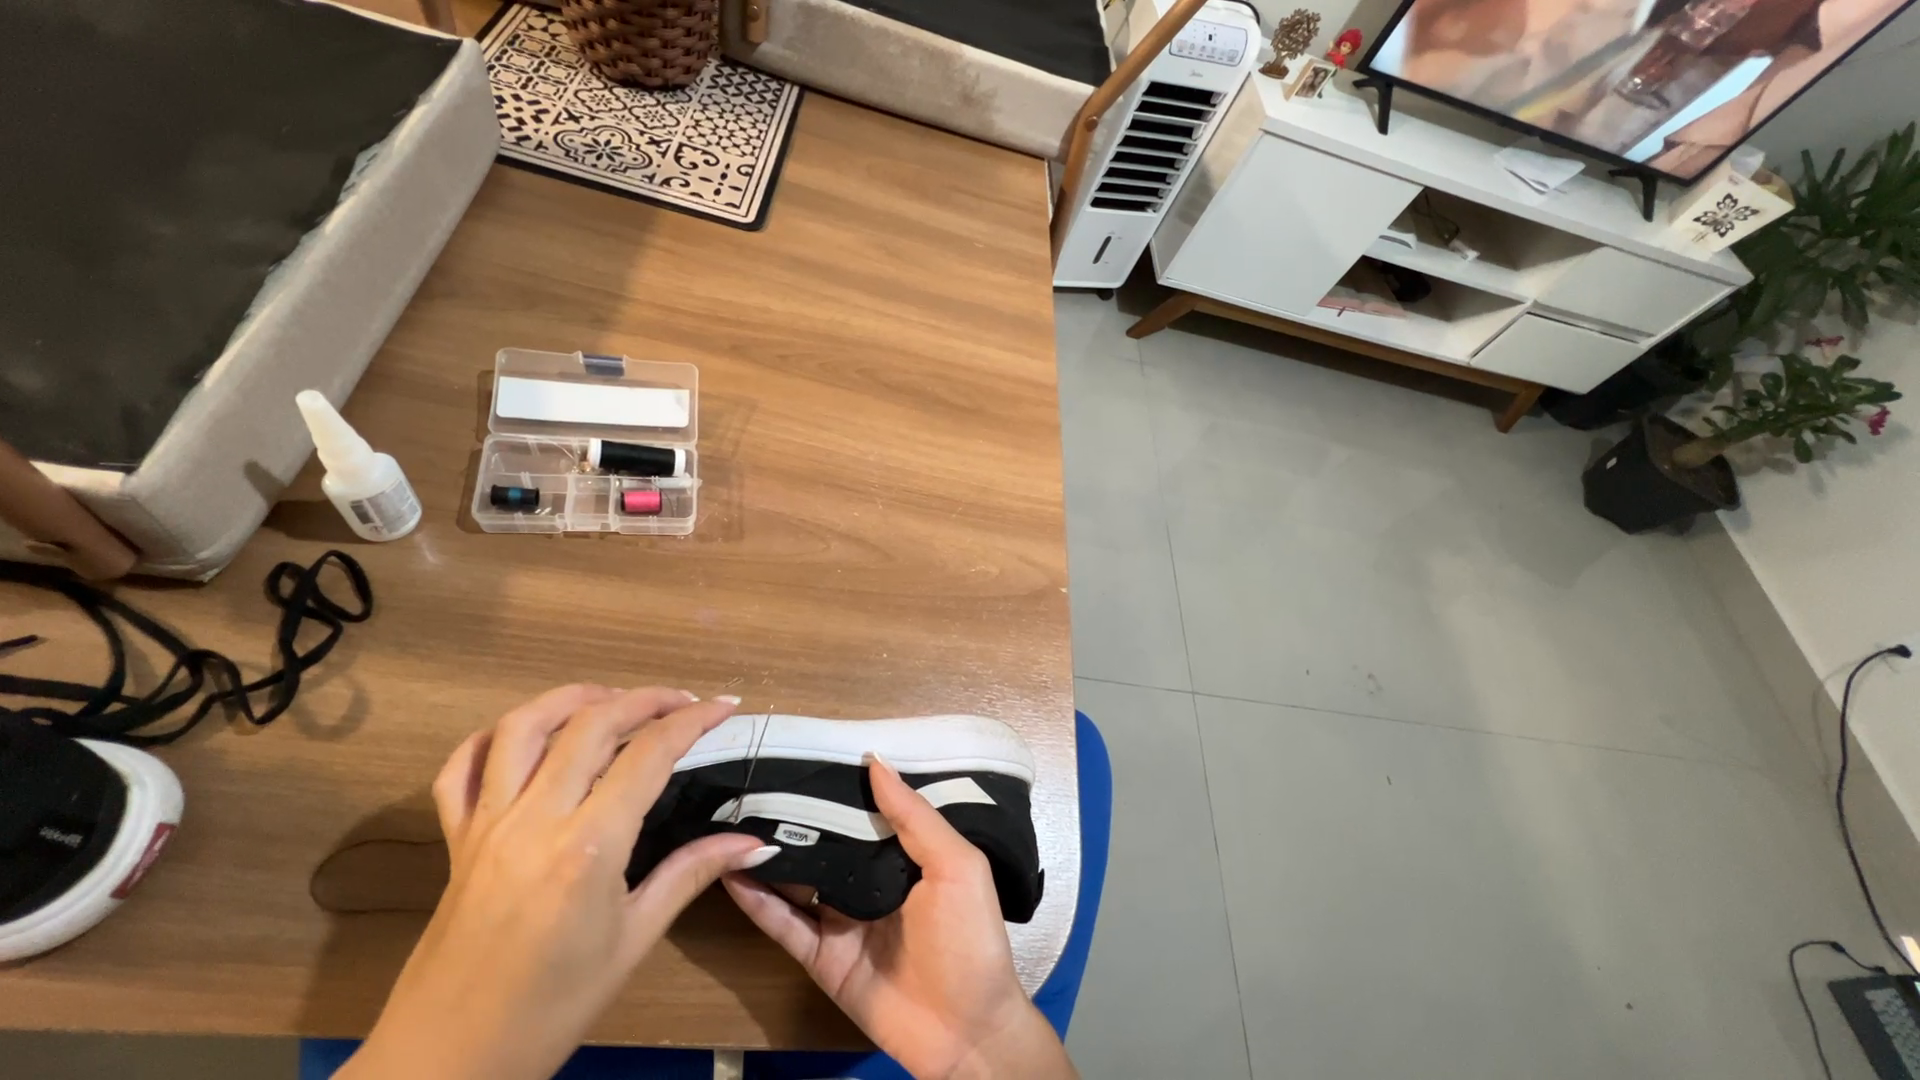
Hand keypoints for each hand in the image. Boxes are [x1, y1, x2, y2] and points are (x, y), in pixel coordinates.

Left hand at [340, 686, 777, 1079]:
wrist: (448, 1061)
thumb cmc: (554, 1007)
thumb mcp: (634, 940)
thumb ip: (691, 875)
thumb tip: (755, 843)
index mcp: (588, 846)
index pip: (649, 755)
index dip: (692, 720)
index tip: (724, 706)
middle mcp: (534, 819)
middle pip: (591, 723)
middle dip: (644, 698)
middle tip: (682, 700)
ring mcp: (486, 824)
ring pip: (522, 727)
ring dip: (572, 698)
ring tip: (611, 700)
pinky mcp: (454, 838)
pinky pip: (461, 768)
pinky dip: (493, 736)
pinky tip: (528, 736)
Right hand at [724, 756, 1075, 1079]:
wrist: (966, 1031)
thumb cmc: (971, 940)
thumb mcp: (957, 867)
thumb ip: (915, 817)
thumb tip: (875, 762)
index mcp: (904, 856)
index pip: (863, 811)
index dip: (837, 785)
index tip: (801, 753)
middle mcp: (868, 882)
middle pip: (823, 842)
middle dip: (793, 814)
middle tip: (752, 780)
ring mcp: (841, 920)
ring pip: (796, 879)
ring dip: (767, 853)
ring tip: (729, 817)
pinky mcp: (821, 956)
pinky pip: (784, 924)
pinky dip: (756, 901)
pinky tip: (730, 873)